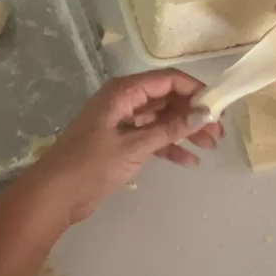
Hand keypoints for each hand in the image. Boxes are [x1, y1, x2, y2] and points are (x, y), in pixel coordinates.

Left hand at [22, 69, 223, 223]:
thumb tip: (205, 113)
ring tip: (210, 146)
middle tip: (219, 132)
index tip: (220, 106)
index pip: (168, 80)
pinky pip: (152, 138)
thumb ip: (170, 129)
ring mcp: (122, 122)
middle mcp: (124, 101)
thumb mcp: (134, 146)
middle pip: (167, 99)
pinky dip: (169, 147)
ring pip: (162, 119)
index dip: (195, 89)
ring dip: (185, 131)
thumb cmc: (90, 165)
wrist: (55, 195)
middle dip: (193, 113)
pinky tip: (189, 162)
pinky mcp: (121, 143)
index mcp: (123, 92)